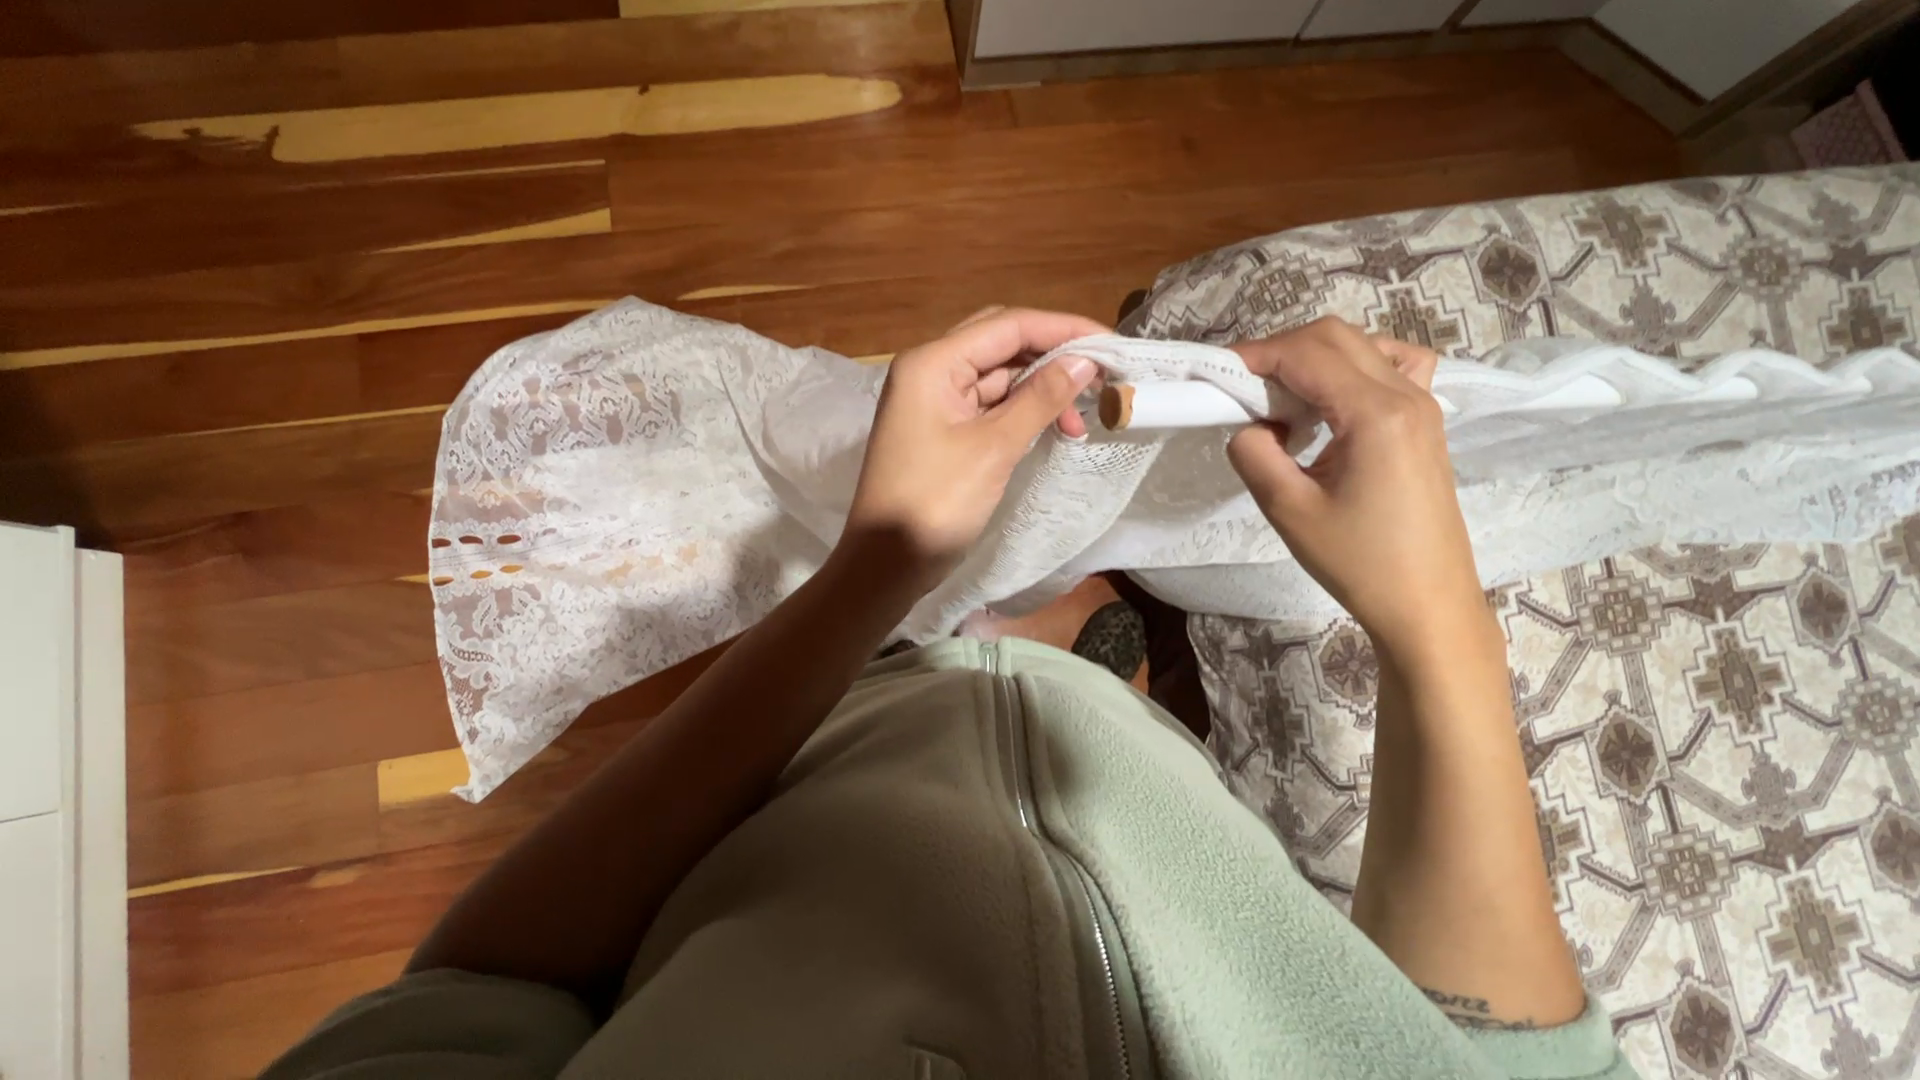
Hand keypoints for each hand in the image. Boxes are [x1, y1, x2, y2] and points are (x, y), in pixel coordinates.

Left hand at [842, 306, 1105, 590]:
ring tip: (1080, 419)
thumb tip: (1084, 360)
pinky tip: (1053, 427)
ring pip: (998, 376)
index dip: (1063, 330)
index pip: (1008, 325)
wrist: (886, 565)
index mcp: (933, 363)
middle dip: (1053, 356)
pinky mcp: (941, 429)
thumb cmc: (935, 503)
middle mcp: (930, 370)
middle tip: (1102, 375)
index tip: (1112, 345)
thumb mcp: (994, 448)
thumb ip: (1040, 399)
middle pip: (1002, 343)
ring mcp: (933, 401)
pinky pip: (988, 405)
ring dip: (1040, 389)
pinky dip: (1021, 412)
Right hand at [1226, 317, 1489, 663]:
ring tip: (1280, 397)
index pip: (1307, 353)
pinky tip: (1332, 398)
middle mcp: (1406, 395)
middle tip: (1242, 387)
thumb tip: (1249, 424)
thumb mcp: (1289, 510)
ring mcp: (1423, 405)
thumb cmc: (1358, 562)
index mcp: (1375, 413)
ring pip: (1362, 345)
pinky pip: (1391, 366)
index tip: (1216, 373)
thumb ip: (1255, 454)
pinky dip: (1352, 366)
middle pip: (1336, 336)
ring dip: (1313, 356)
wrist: (1427, 602)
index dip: (1255, 354)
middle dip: (1280, 349)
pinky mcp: (1425, 422)